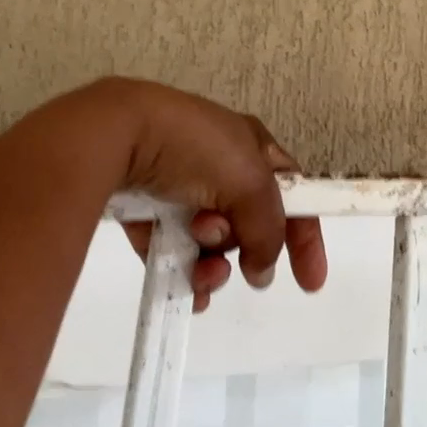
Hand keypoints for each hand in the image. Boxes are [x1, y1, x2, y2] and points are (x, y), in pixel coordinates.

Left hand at [64, 78, 327, 311]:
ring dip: (212, 265)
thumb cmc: (195, 148)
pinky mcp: (147, 211)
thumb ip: (268, 229)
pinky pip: (173, 251)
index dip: (305, 235)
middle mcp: (220, 166)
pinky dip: (181, 272)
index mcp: (253, 147)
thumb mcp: (251, 182)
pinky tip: (182, 289)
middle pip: (248, 223)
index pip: (292, 193)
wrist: (116, 136)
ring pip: (210, 243)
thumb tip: (263, 271)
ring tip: (197, 272)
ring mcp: (182, 189)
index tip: (311, 282)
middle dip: (244, 249)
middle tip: (230, 260)